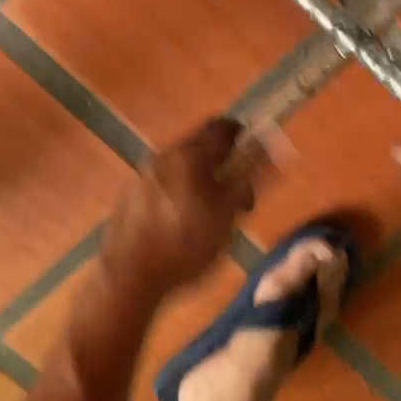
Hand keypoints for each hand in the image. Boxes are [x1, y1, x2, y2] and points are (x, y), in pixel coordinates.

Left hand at [101, 118, 266, 302]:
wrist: (129, 274)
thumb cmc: (186, 246)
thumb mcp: (226, 216)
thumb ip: (249, 180)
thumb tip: (272, 150)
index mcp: (189, 153)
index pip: (222, 126)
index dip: (243, 136)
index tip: (255, 159)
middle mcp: (164, 153)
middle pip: (200, 144)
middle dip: (222, 162)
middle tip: (237, 194)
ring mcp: (144, 171)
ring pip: (182, 164)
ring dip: (200, 178)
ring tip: (211, 213)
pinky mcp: (131, 191)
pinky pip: (165, 179)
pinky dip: (180, 189)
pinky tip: (182, 220)